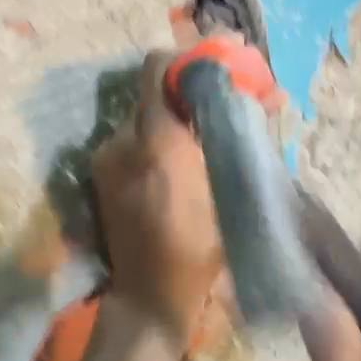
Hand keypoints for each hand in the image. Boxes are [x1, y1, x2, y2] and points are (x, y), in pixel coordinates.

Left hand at [92, 51, 224, 346]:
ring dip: (172, 121)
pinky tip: (177, 167)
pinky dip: (155, 143)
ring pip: (143, 118)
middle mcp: (121, 141)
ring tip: (200, 144)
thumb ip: (236, 141)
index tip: (222, 73)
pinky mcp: (100, 177)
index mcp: (156, 143)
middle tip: (219, 109)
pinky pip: (131, 143)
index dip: (192, 62)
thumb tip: (260, 100)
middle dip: (188, 95)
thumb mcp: (229, 195)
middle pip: (153, 93)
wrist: (147, 299)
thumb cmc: (197, 254)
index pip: (160, 69)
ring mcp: (105, 159)